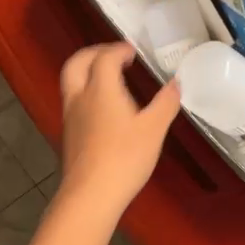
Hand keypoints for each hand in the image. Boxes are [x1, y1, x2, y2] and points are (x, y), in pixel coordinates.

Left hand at [53, 42, 182, 220]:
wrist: (90, 195)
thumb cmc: (124, 158)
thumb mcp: (154, 130)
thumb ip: (166, 103)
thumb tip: (176, 83)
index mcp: (100, 89)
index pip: (105, 58)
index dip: (118, 49)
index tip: (132, 51)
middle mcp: (79, 97)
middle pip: (76, 63)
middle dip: (93, 53)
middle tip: (113, 56)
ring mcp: (70, 117)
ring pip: (71, 83)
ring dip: (87, 73)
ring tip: (109, 81)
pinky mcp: (68, 136)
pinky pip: (73, 102)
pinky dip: (86, 94)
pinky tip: (104, 111)